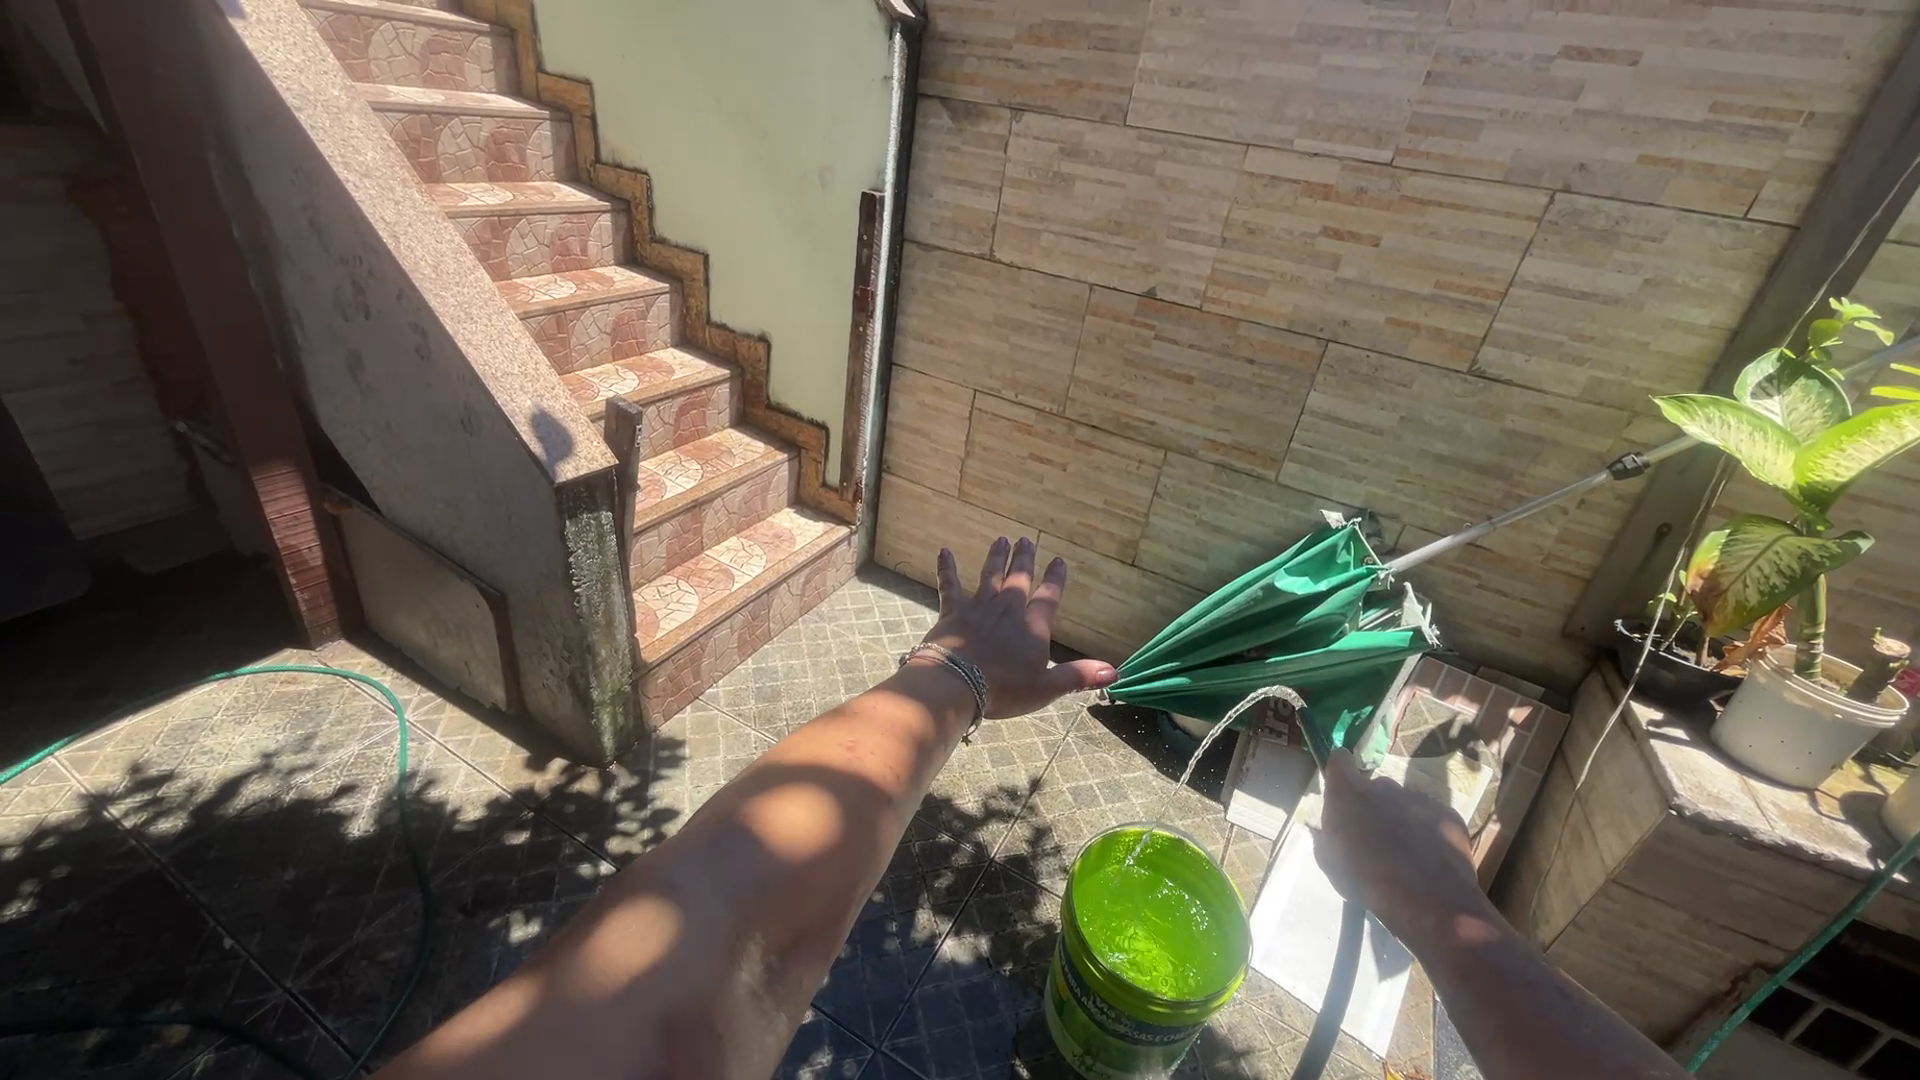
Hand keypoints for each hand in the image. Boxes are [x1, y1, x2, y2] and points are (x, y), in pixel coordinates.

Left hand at [918, 538, 1118, 718]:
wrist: (956, 683)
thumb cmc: (1004, 689)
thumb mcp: (1047, 687)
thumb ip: (1078, 676)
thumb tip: (1115, 670)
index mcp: (1032, 627)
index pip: (1048, 598)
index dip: (1055, 579)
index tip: (1059, 560)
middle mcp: (1007, 609)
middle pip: (1018, 579)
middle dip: (1024, 560)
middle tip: (1026, 540)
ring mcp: (978, 608)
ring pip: (989, 576)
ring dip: (996, 558)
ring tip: (1001, 539)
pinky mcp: (952, 612)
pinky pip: (949, 585)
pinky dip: (946, 568)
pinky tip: (943, 551)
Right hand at [1315, 749, 1491, 946]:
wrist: (1427, 901)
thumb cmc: (1366, 881)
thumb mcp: (1330, 860)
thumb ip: (1329, 836)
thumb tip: (1334, 832)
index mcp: (1348, 792)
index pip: (1339, 760)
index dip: (1340, 771)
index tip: (1342, 789)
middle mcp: (1383, 786)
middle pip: (1376, 787)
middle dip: (1374, 805)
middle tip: (1376, 836)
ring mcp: (1419, 798)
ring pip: (1406, 803)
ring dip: (1403, 820)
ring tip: (1408, 853)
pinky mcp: (1448, 814)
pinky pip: (1433, 818)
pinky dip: (1430, 832)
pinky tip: (1431, 859)